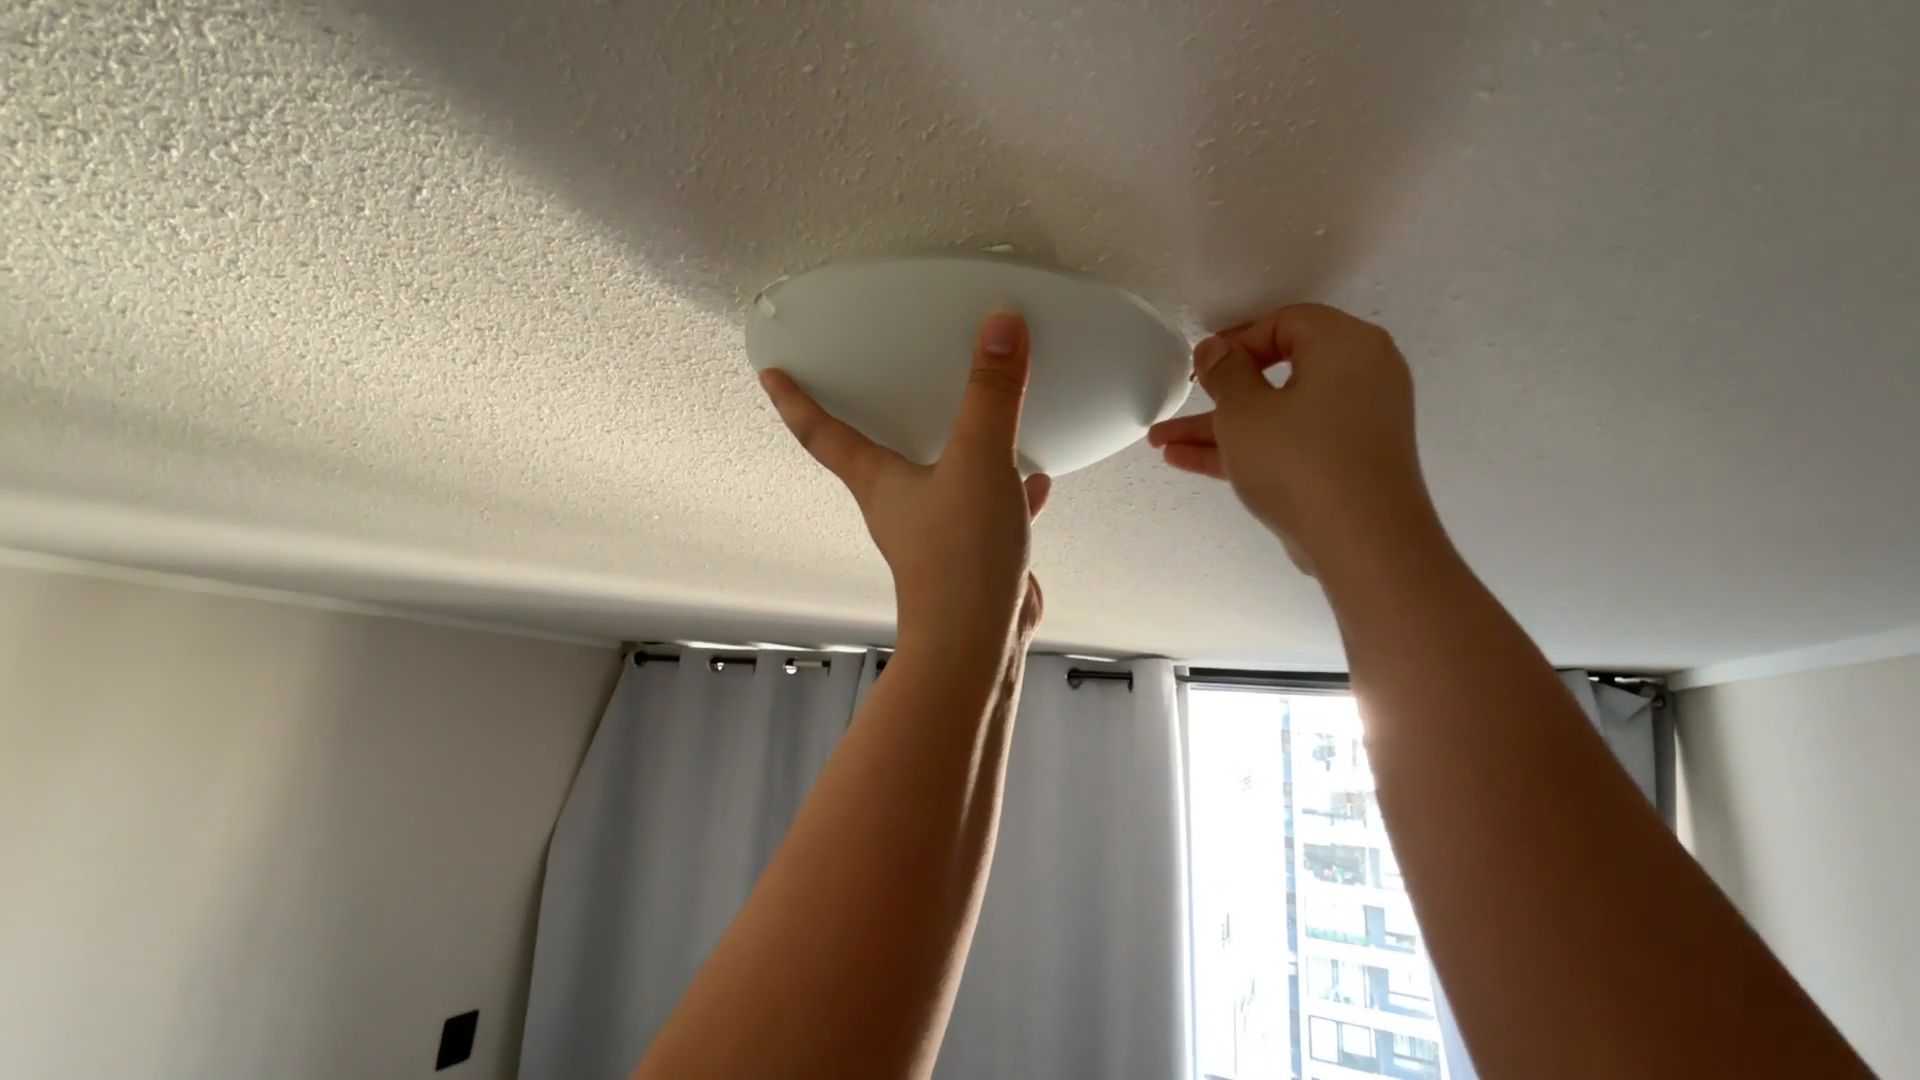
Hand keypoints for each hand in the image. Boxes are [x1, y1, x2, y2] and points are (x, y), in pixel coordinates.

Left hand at [761, 312, 1049, 651]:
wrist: (978, 642)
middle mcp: (899, 506)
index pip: (821, 433)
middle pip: (874, 455)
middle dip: (870, 422)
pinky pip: (986, 508)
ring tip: (972, 424)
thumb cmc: (960, 562)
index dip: (794, 399)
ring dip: (950, 452)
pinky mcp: (969, 555)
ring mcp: (933, 533)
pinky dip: (1006, 490)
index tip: (772, 373)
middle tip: (867, 390)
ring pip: (936, 480)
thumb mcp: (979, 460)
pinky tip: (1035, 482)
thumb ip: (991, 393)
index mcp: (880, 481)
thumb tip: (999, 327)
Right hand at [1146, 303, 1439, 571]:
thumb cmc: (1300, 461)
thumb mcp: (1244, 412)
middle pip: (1277, 372)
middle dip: (1218, 394)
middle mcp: (1360, 376)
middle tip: (1181, 402)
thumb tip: (1216, 350)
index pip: (1284, 322)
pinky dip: (1247, 448)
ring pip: (1276, 414)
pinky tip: (1188, 461)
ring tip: (1162, 442)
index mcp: (1346, 345)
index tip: (1200, 367)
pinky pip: (1289, 442)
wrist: (1362, 543)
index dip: (1235, 341)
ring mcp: (1355, 424)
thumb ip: (1224, 374)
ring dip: (1220, 428)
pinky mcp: (1346, 462)